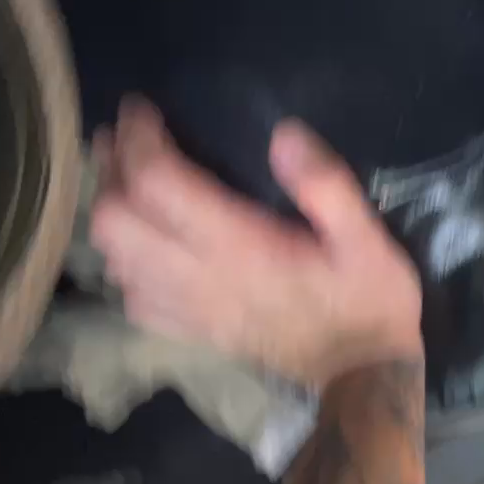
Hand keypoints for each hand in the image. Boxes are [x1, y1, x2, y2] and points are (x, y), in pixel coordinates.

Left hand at [89, 95, 422, 386]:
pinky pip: (131, 293)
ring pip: (112, 254)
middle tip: (127, 141)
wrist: (365, 373)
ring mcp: (190, 308)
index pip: (159, 183)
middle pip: (115, 217)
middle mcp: (198, 275)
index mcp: (239, 247)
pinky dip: (123, 261)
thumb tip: (284, 134)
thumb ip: (328, 188)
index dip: (140, 140)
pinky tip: (143, 250)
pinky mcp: (193, 330)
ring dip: (110, 211)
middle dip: (111, 170)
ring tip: (128, 183)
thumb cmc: (372, 301)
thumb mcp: (370, 241)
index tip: (140, 109)